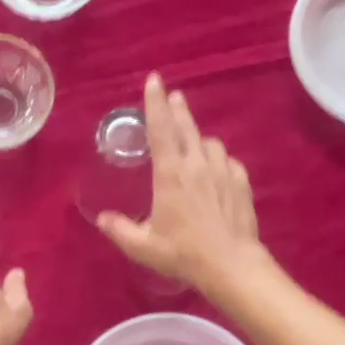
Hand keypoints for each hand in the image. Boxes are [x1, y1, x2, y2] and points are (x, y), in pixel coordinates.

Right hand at [95, 73, 267, 289]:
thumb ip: (120, 230)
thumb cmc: (183, 254)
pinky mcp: (241, 182)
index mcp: (170, 174)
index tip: (154, 80)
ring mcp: (223, 171)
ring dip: (199, 139)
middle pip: (187, 127)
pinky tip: (216, 170)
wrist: (230, 264)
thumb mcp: (143, 247)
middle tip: (174, 96)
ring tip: (193, 144)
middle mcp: (197, 164)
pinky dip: (219, 160)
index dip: (155, 103)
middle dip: (178, 109)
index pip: (160, 128)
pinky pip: (228, 162)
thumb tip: (102, 219)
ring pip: (210, 143)